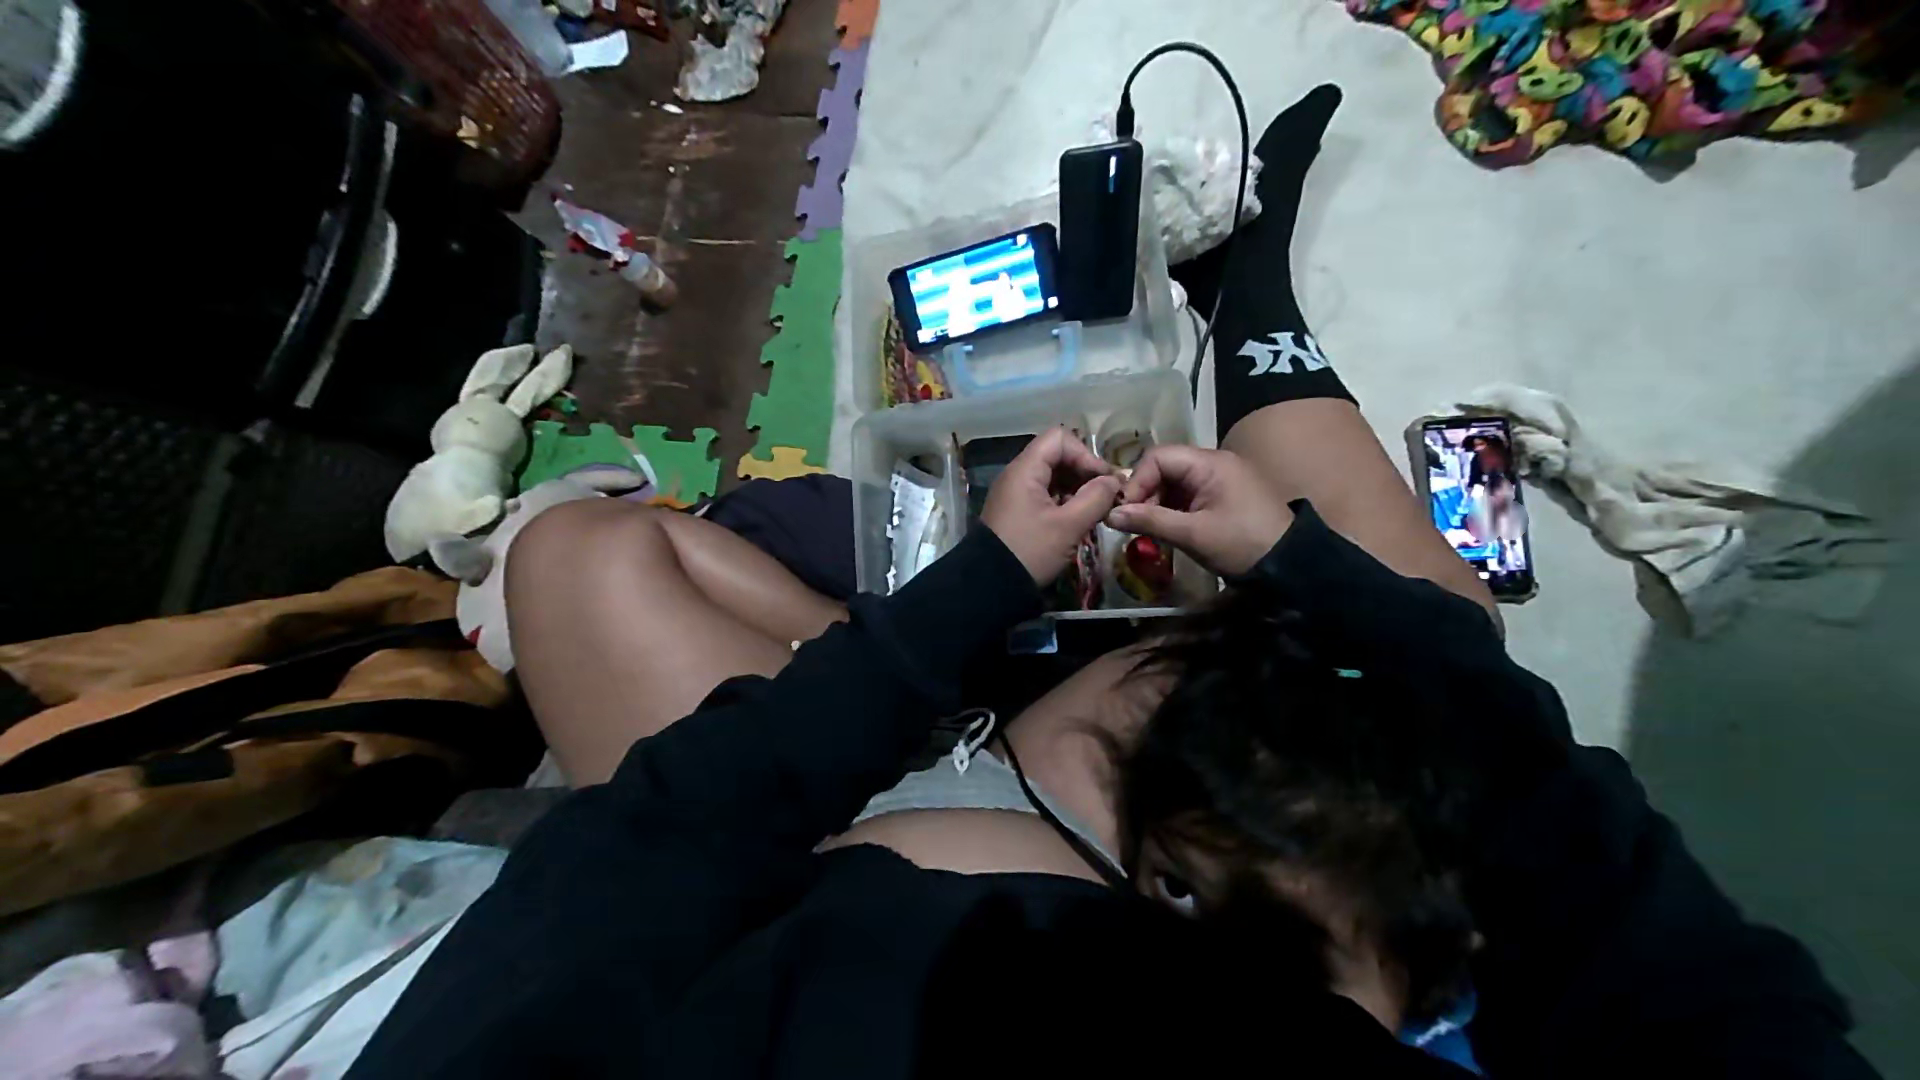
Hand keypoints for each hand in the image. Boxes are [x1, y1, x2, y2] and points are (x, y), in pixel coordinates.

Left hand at [980, 427, 1122, 584]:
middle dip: (1084, 472)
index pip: (1060, 439)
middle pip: (1057, 456)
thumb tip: (1112, 481)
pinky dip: (1064, 502)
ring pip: (1053, 477)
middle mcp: (1017, 475)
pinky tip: (1079, 520)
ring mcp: (1015, 494)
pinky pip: (1045, 495)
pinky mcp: (1017, 512)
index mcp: (1025, 470)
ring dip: (1077, 489)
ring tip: (1096, 510)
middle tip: (1107, 497)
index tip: (1104, 480)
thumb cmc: (1030, 551)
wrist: (990, 586)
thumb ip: (1095, 498)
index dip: (1085, 454)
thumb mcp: (1068, 526)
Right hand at [1105, 445, 1292, 574]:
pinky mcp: (1221, 495)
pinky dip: (1171, 509)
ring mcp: (1219, 479)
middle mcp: (1214, 463)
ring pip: (1172, 482)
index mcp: (1210, 463)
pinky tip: (1165, 529)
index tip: (1125, 510)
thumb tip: (1109, 515)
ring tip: (1148, 529)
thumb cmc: (1242, 545)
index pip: (1158, 457)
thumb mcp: (1193, 534)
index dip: (1136, 481)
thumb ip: (1150, 521)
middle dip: (1144, 493)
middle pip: (1164, 467)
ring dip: (1155, 503)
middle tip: (1134, 522)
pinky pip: (1186, 494)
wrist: (1291, 566)